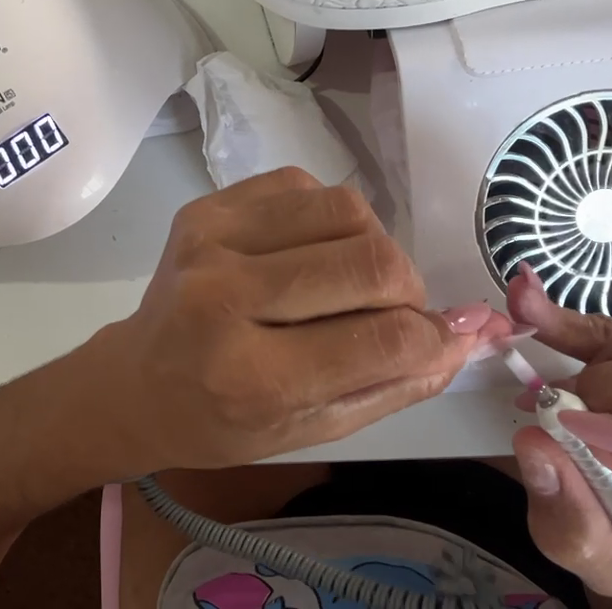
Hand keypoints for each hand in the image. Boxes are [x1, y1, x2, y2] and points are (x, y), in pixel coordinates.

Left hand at [80, 167, 509, 474]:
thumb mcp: (315, 428)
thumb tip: (474, 333)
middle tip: (396, 311)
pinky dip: (330, 215)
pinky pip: (303, 183)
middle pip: (369, 262)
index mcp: (252, 375)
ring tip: (354, 279)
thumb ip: (398, 382)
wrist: (138, 379)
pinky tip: (314, 250)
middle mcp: (225, 296)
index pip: (380, 340)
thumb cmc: (225, 420)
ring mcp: (212, 239)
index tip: (438, 338)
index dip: (431, 337)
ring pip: (345, 208)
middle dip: (407, 289)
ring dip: (372, 245)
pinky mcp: (207, 205)